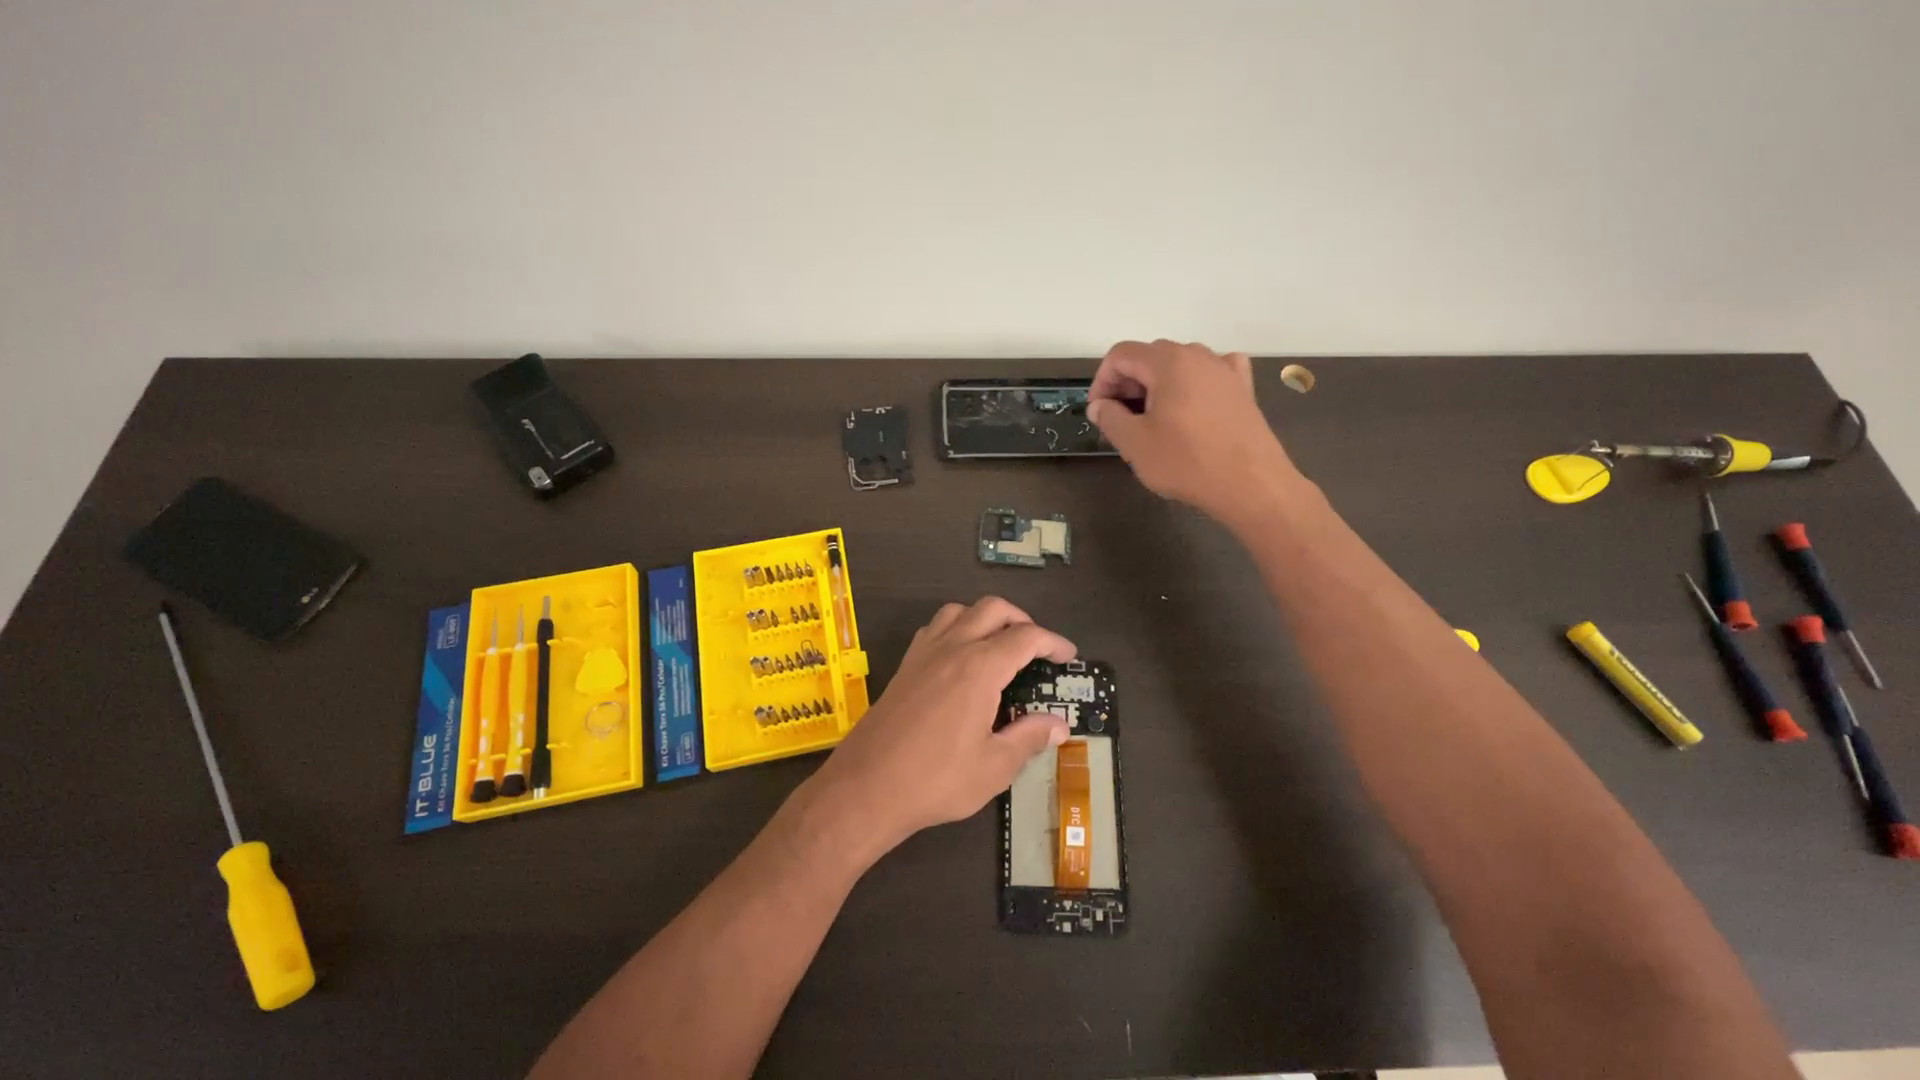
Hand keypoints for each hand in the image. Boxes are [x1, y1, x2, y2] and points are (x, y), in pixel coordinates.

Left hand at [805, 597, 1075, 853]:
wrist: (866, 787)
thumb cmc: (935, 779)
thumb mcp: (994, 767)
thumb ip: (1029, 738)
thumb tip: (1059, 725)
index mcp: (979, 667)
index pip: (1026, 637)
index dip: (1053, 642)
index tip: (1068, 656)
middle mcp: (951, 648)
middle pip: (993, 609)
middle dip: (1022, 620)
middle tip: (1038, 650)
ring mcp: (923, 654)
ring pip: (959, 611)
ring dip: (986, 618)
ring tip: (1000, 647)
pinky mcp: (903, 667)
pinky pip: (934, 628)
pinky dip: (956, 629)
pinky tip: (960, 660)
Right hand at [1087, 339, 1302, 526]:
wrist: (1250, 484)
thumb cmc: (1187, 462)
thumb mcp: (1135, 444)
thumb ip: (1110, 418)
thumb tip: (1100, 405)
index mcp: (1168, 362)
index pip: (1121, 354)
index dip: (1102, 380)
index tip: (1099, 410)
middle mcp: (1198, 356)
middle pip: (1151, 356)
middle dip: (1128, 382)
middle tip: (1121, 418)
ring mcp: (1225, 370)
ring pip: (1180, 364)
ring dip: (1158, 384)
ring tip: (1153, 418)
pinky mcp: (1243, 389)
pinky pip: (1212, 372)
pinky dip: (1194, 382)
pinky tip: (1193, 402)